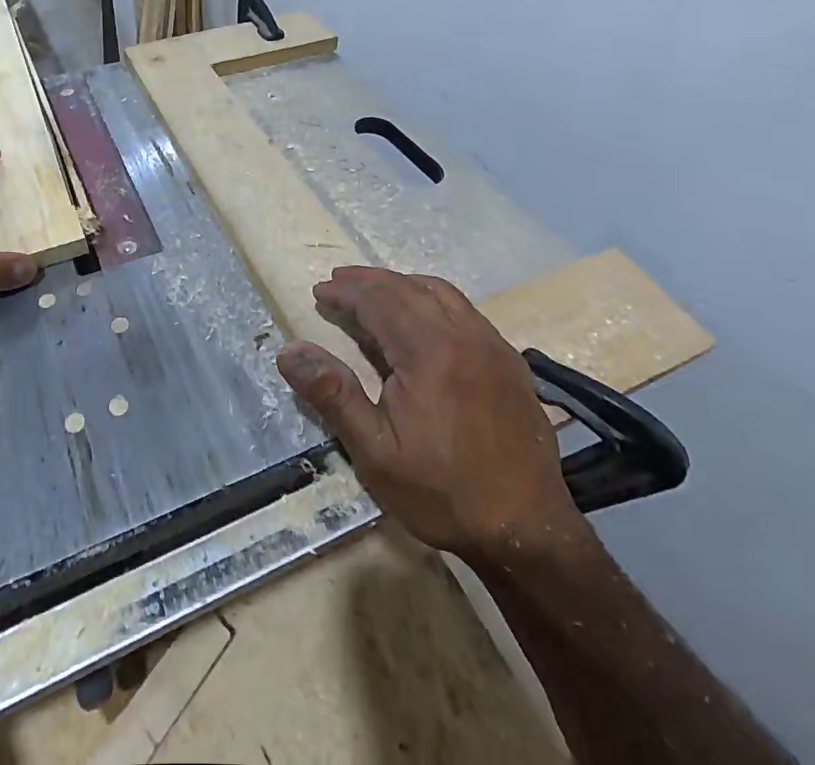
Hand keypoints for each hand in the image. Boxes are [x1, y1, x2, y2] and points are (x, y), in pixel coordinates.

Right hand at [275, 266, 583, 561]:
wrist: (526, 533)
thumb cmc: (439, 492)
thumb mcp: (372, 450)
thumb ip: (332, 394)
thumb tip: (289, 351)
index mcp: (431, 354)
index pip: (382, 301)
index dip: (347, 292)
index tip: (319, 291)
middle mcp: (468, 340)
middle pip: (412, 290)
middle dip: (370, 281)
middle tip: (337, 283)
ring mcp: (497, 351)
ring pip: (445, 296)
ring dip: (403, 286)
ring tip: (373, 292)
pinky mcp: (512, 368)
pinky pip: (468, 314)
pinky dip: (434, 302)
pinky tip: (421, 321)